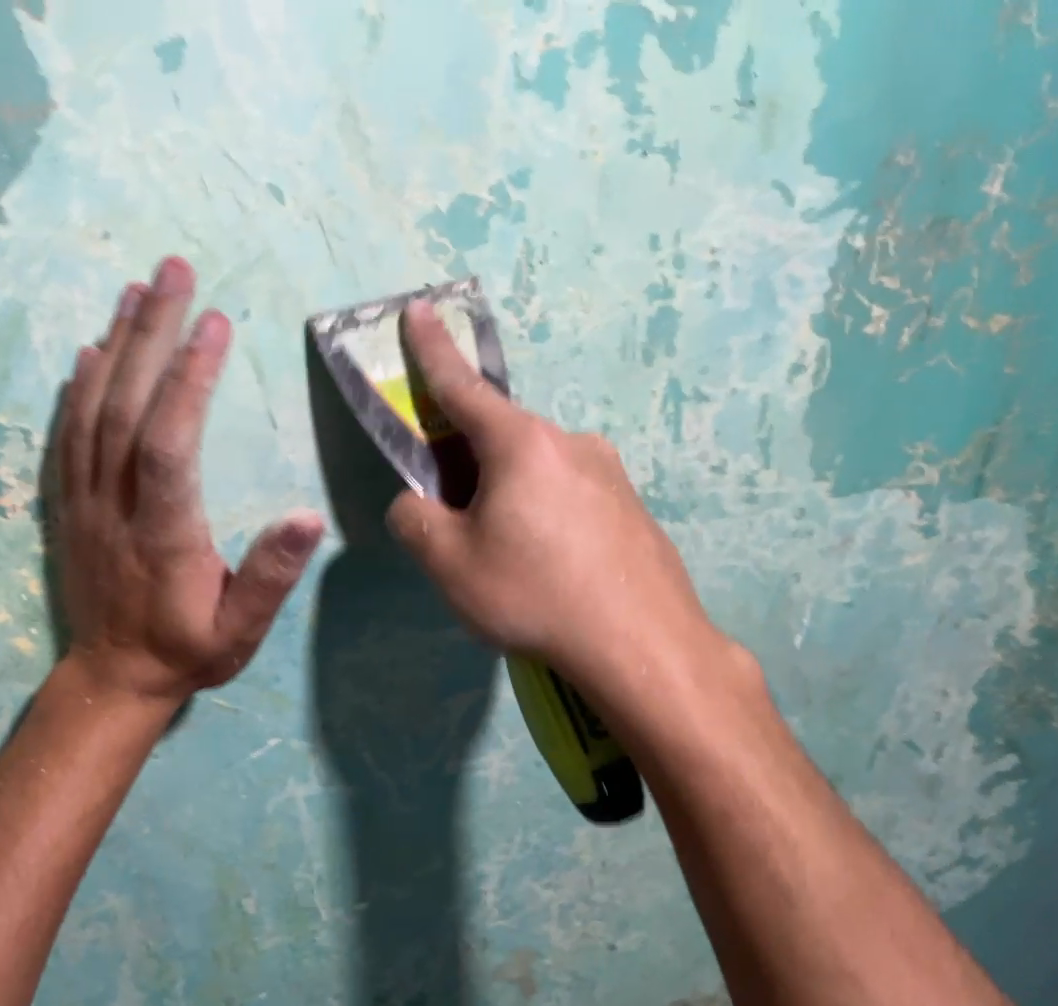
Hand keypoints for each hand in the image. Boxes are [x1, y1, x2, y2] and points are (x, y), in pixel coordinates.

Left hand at [54, 257, 324, 703]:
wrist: (110, 678)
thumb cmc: (184, 653)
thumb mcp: (237, 634)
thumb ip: (268, 578)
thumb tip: (308, 517)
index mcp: (163, 535)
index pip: (169, 444)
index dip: (189, 381)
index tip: (215, 323)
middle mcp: (116, 507)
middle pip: (125, 408)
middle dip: (150, 334)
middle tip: (173, 270)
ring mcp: (85, 503)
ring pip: (92, 413)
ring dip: (114, 346)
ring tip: (135, 290)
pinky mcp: (69, 505)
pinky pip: (67, 438)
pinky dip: (78, 389)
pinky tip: (92, 350)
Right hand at [384, 300, 726, 715]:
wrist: (645, 647)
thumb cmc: (534, 594)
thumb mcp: (447, 562)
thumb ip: (412, 519)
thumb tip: (417, 505)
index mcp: (520, 444)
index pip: (461, 386)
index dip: (432, 348)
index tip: (420, 307)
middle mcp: (569, 443)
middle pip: (497, 438)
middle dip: (465, 463)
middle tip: (452, 516)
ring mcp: (609, 473)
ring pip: (533, 471)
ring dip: (505, 496)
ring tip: (505, 560)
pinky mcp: (631, 507)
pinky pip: (567, 496)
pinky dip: (541, 516)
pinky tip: (546, 569)